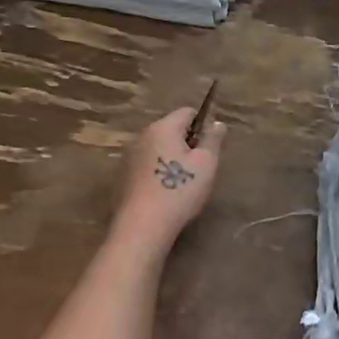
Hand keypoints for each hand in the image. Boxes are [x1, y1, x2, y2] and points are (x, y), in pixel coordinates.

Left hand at [114, 107, 225, 245]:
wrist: (142, 225)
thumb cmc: (179, 190)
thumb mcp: (206, 164)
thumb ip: (213, 139)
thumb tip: (217, 123)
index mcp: (163, 127)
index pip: (187, 112)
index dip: (203, 125)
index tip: (209, 148)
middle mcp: (142, 136)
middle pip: (170, 130)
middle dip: (186, 144)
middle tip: (198, 169)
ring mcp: (128, 157)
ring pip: (157, 149)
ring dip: (171, 159)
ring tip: (180, 184)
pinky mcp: (121, 177)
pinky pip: (145, 166)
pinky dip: (156, 173)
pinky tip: (162, 194)